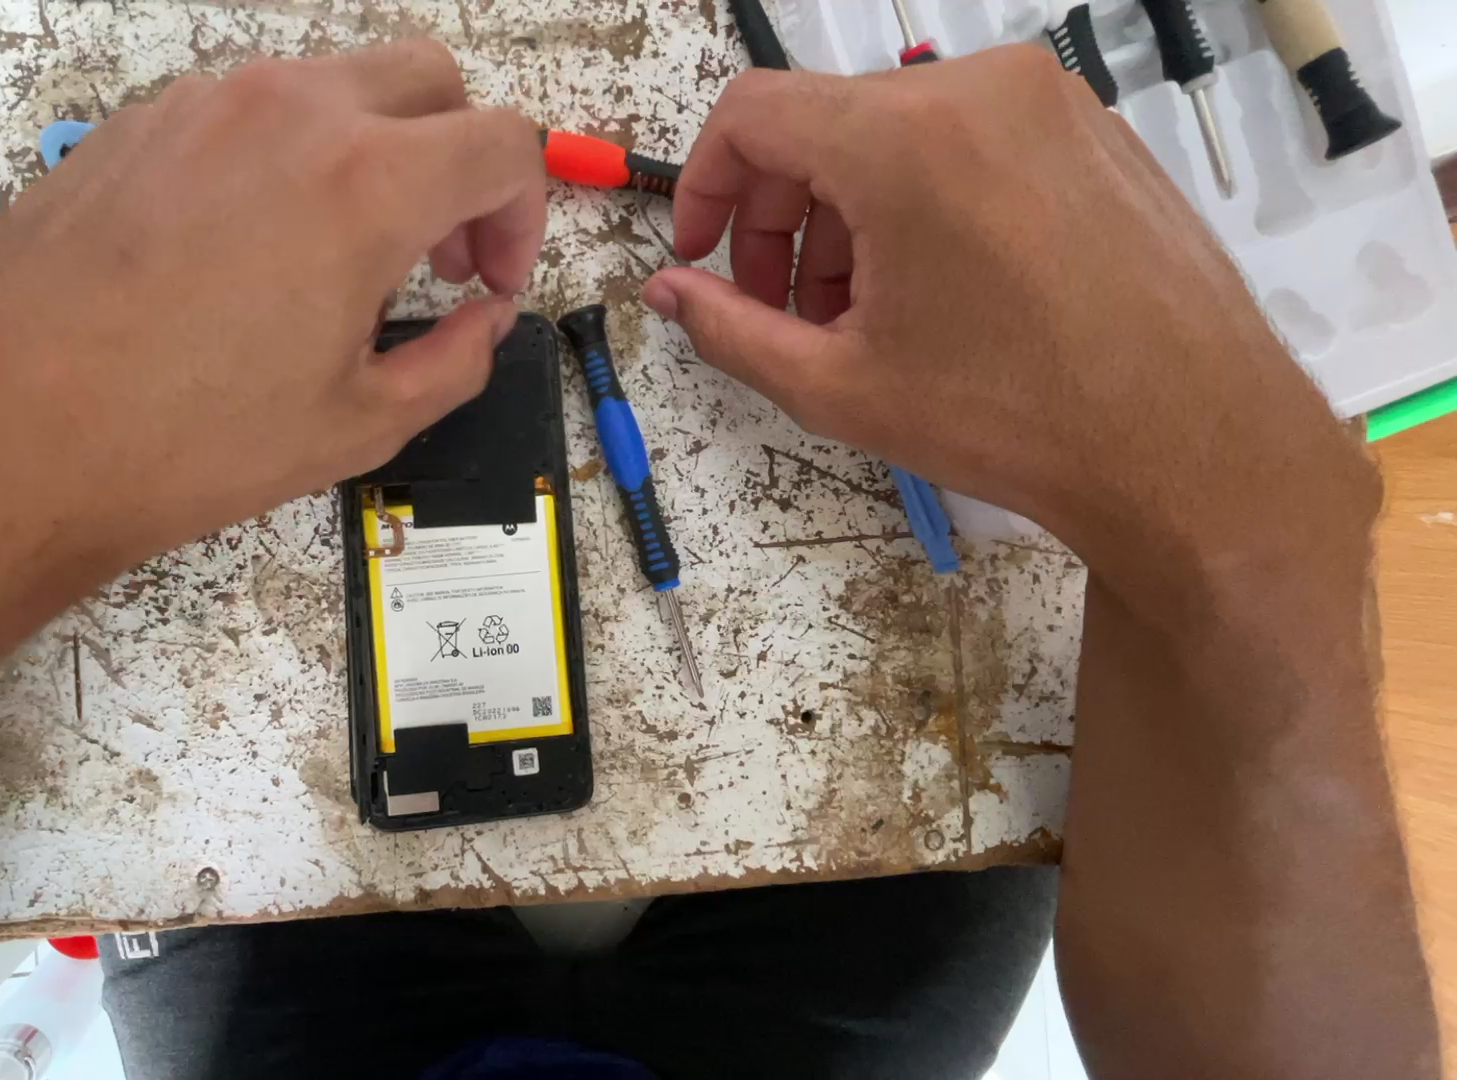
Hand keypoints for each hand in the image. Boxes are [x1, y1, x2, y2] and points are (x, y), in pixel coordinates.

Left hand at [0, 41, 544, 686]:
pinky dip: (299, 160)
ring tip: (347, 265)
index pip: (504, 145)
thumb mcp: (363, 425)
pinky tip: (261, 253)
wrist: (6, 435)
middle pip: (434, 83)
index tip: (492, 285)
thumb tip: (488, 319)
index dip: (524, 217)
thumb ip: (458, 361)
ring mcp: (204, 102)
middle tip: (439, 260)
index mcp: (364, 185)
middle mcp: (290, 112)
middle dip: (464, 167)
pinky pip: (256, 111)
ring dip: (382, 160)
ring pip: (342, 88)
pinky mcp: (140, 122)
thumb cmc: (197, 442)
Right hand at [642, 48, 1374, 602]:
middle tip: (776, 311)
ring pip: (883, 138)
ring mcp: (1045, 102)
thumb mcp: (829, 384)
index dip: (702, 185)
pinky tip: (921, 295)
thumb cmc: (993, 415)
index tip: (699, 259)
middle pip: (816, 126)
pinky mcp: (1085, 132)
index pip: (752, 113)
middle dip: (770, 220)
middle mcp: (977, 89)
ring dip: (834, 223)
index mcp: (905, 139)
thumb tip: (662, 291)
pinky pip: (954, 146)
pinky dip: (902, 209)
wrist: (1185, 443)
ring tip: (850, 317)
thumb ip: (725, 328)